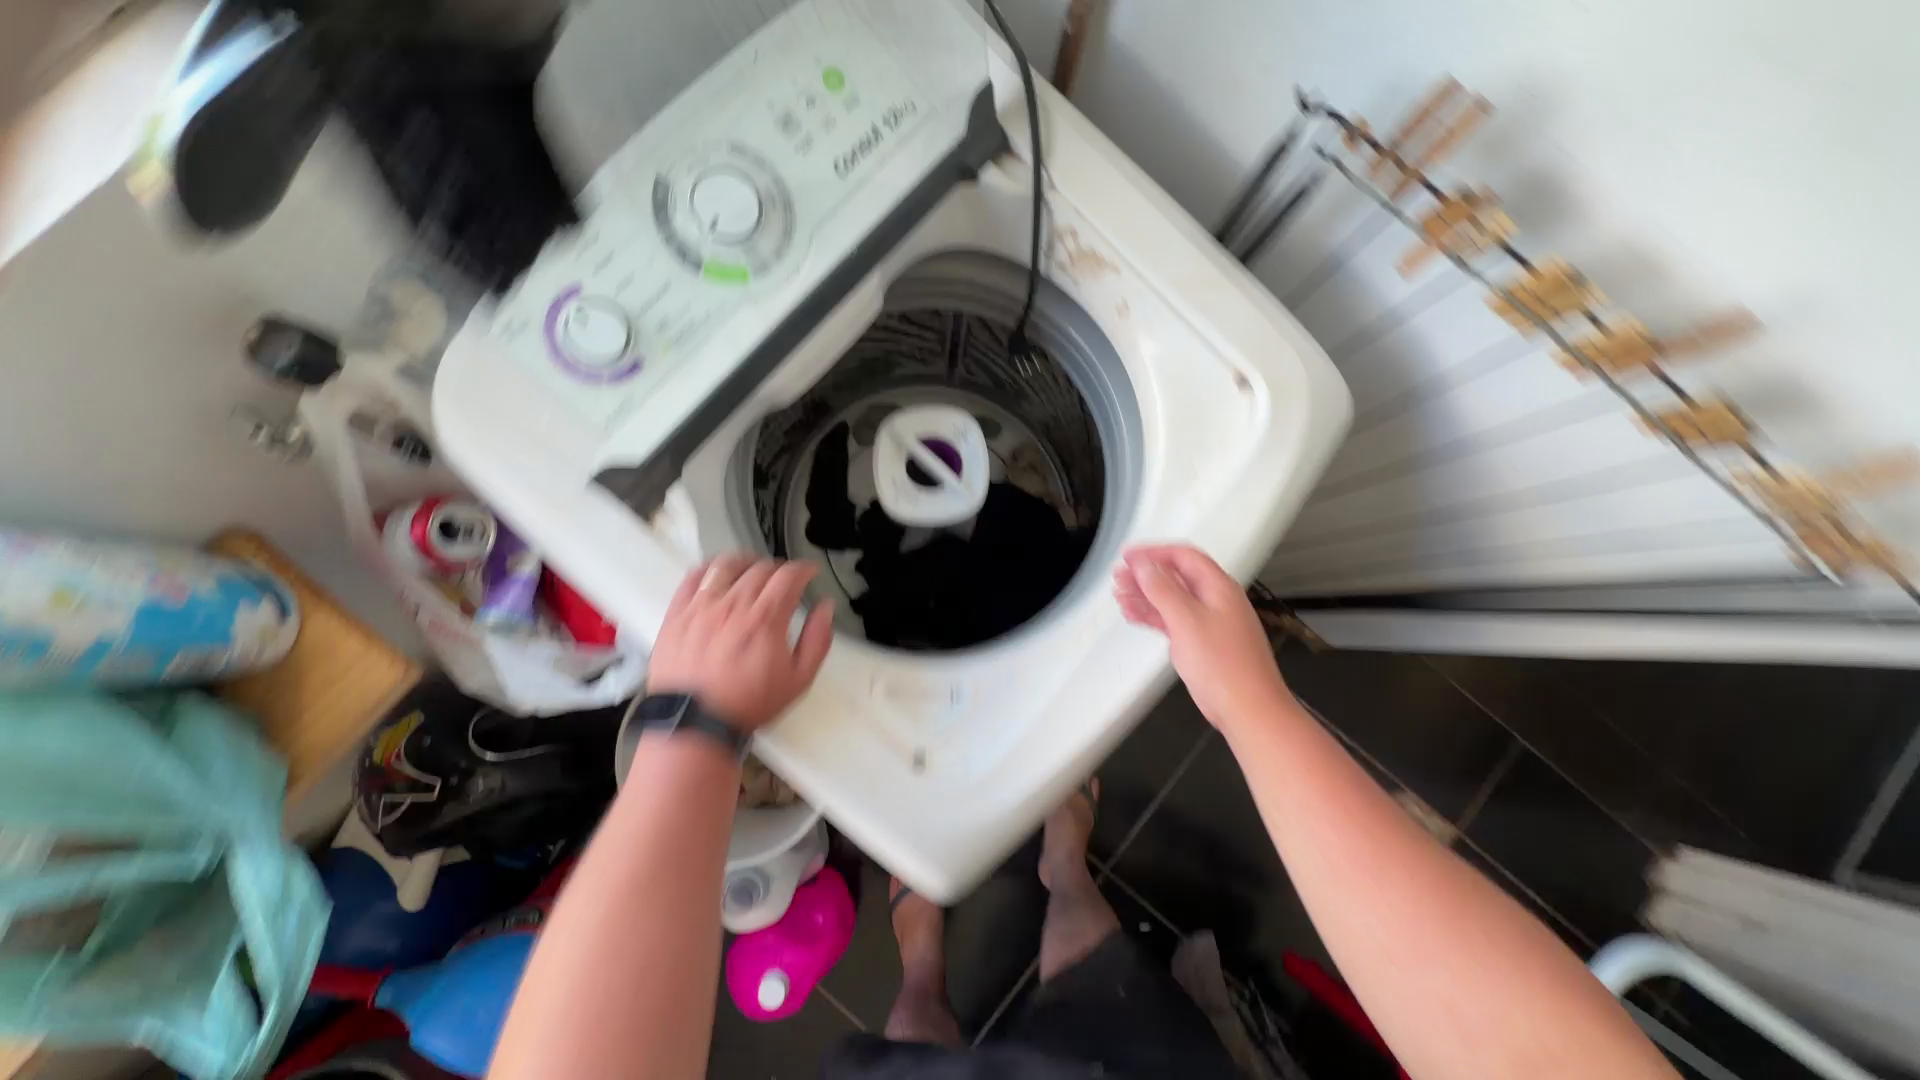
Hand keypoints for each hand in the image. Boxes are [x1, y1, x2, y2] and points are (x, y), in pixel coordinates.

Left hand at [646, 555, 835, 732]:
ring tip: (752, 567)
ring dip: (745, 561)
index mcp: (765, 619)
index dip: (804, 569)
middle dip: (778, 568)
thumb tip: (824, 611)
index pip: (789, 577)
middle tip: (784, 577)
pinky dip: (708, 569)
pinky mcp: (677, 615)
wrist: (695, 724)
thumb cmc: (746, 704)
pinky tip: (715, 573)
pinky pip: (692, 578)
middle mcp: (733, 606)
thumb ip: (817, 640)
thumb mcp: (798, 680)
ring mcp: (702, 608)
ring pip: (726, 566)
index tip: (808, 572)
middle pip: (760, 568)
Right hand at [1114, 545, 1290, 730]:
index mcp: (1219, 588)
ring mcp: (1211, 623)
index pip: (1183, 557)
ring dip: (1146, 596)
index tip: (1128, 556)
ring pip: (1174, 600)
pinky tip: (1136, 616)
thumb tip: (1145, 566)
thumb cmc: (1226, 668)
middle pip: (1177, 577)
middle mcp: (1217, 601)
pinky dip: (1154, 616)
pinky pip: (1175, 621)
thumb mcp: (1187, 621)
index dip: (1154, 553)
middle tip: (1120, 576)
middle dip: (1146, 575)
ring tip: (1121, 595)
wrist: (1249, 710)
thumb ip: (1163, 590)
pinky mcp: (1204, 644)